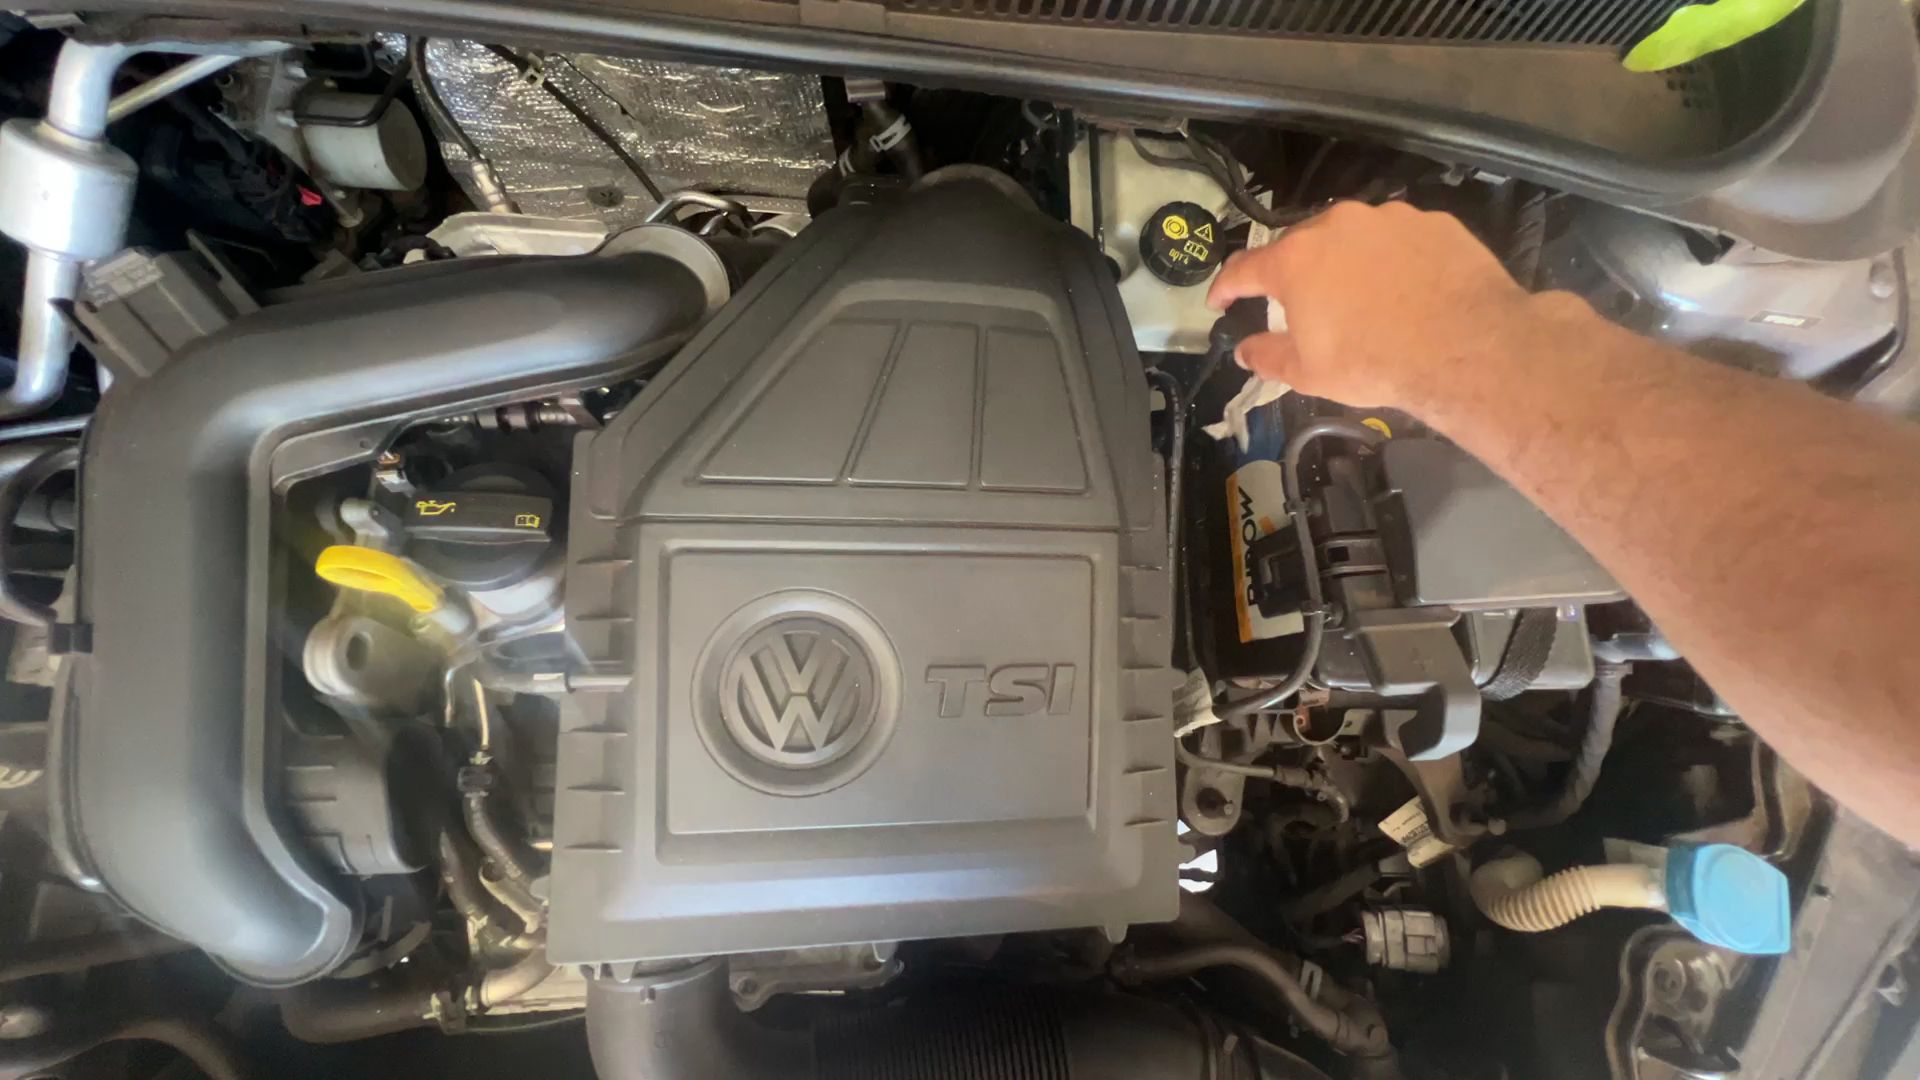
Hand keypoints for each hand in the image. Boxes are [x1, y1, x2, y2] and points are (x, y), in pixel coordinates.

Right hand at [1206, 201, 1539, 412]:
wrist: (1465, 346)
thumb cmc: (1371, 361)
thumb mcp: (1305, 372)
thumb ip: (1266, 356)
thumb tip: (1245, 351)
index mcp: (1295, 260)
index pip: (1242, 268)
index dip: (1224, 287)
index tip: (1218, 301)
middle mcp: (1336, 226)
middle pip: (1296, 246)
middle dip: (1286, 274)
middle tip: (1290, 305)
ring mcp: (1387, 218)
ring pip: (1346, 238)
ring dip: (1336, 263)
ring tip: (1348, 297)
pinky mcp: (1432, 222)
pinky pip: (1391, 239)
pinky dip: (1383, 260)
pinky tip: (1395, 289)